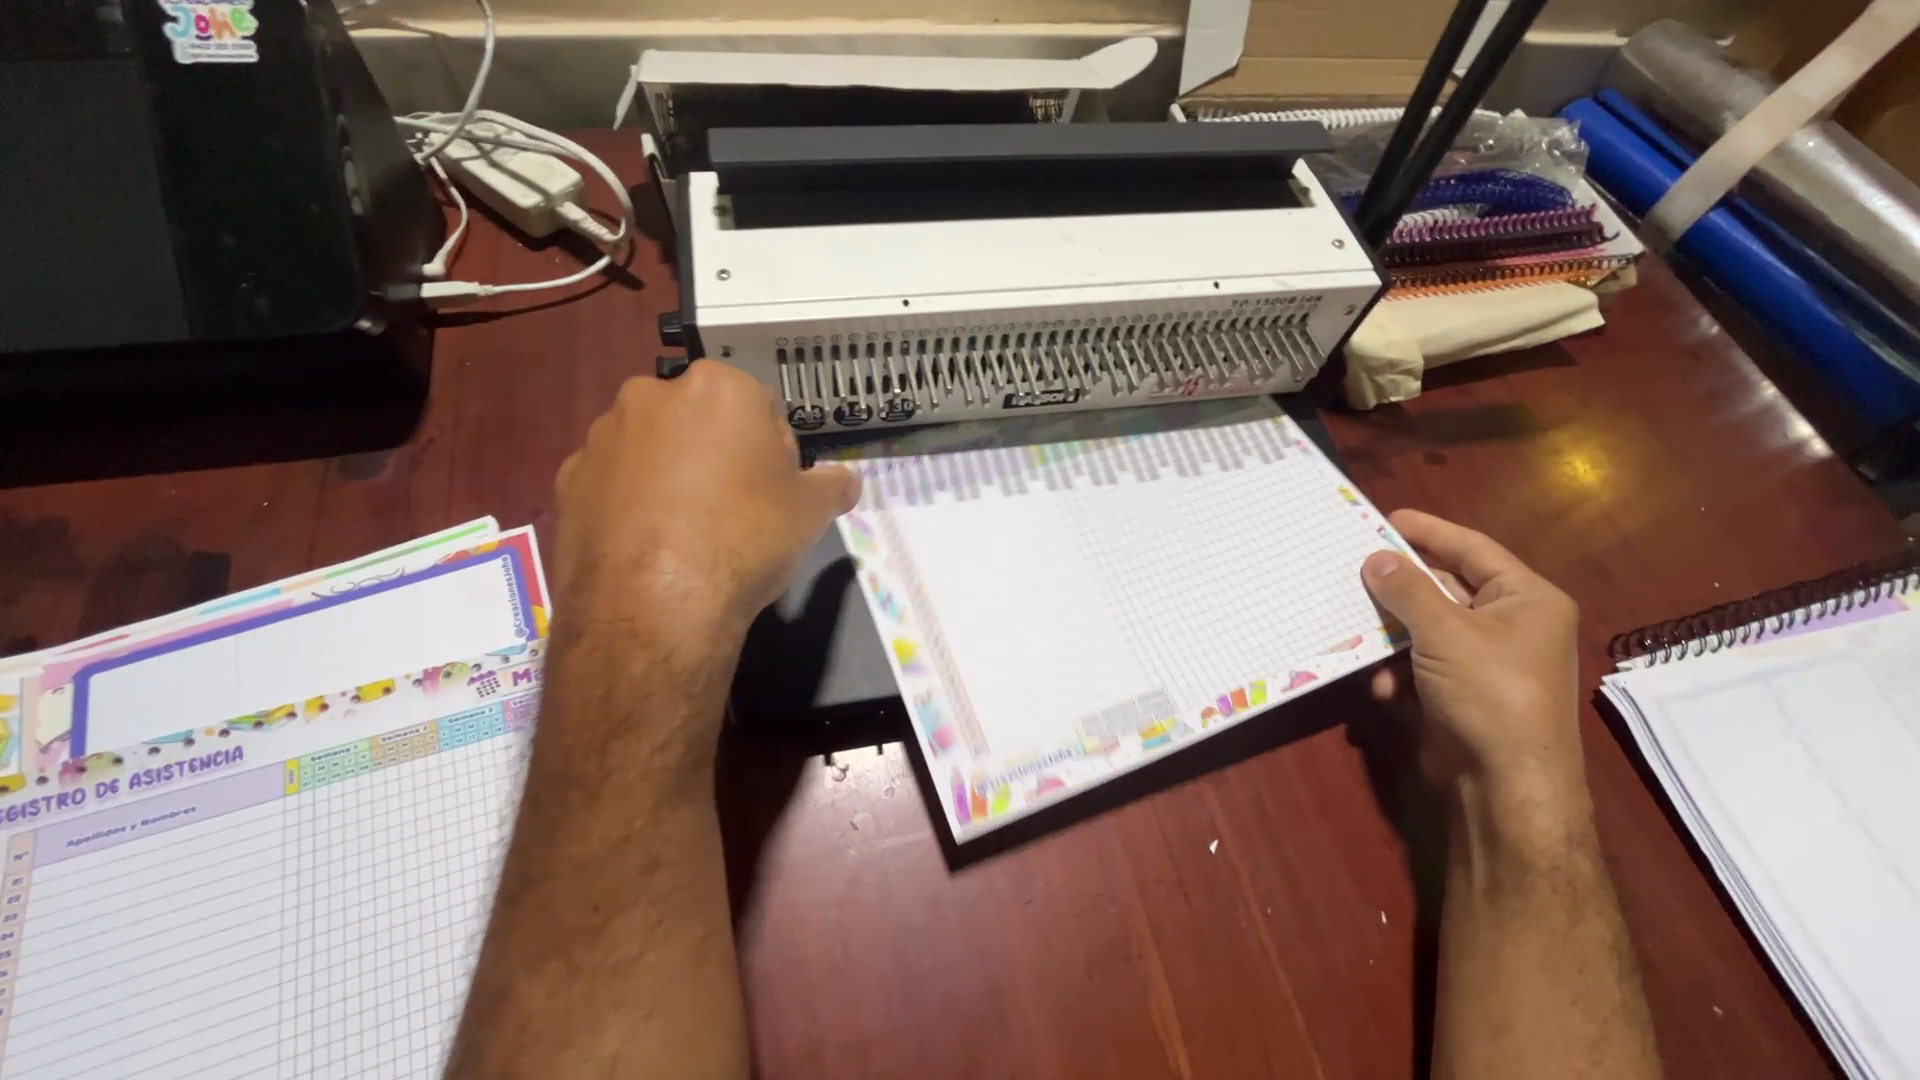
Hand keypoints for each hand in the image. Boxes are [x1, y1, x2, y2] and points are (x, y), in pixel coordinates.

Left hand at [553, 362, 861, 649]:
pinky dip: (632, 505)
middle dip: (719, 455)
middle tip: (737, 512)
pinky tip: (652, 547)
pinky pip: (615, 485)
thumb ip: (833, 485)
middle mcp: (651, 396)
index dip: (775, 452)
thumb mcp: (812, 511)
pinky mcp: (568, 482)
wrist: (656, 605)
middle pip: (702, 422)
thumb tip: (845, 482)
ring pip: (654, 450)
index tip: (776, 491)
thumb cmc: (746, 538)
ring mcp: (602, 438)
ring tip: (690, 535)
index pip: (761, 408)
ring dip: (673, 478)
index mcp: (717, 387)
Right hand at [1361, 510, 1587, 815]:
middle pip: (1444, 588)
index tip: (1384, 518)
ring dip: (1392, 636)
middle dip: (1399, 588)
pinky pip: (1421, 663)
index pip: (1472, 548)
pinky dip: (1397, 671)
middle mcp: (1510, 624)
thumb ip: (1408, 590)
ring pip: (1425, 628)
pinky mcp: (1460, 690)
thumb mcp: (1446, 632)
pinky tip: (1382, 687)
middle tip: (1354, 570)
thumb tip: (1375, 557)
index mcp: (1525, 599)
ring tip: (1358, 632)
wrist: (1505, 783)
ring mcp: (1484, 659)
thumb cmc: (1490, 692)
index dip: (1429, 531)